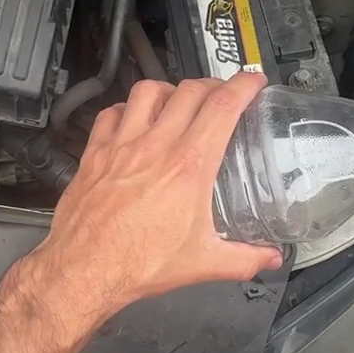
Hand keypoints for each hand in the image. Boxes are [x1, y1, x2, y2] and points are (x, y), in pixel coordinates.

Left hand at [18, 73, 282, 323]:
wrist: (83, 272)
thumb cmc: (136, 264)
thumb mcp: (204, 263)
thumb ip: (245, 259)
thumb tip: (270, 257)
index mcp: (188, 167)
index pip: (222, 107)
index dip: (243, 85)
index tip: (253, 81)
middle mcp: (155, 147)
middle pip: (189, 90)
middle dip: (213, 84)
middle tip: (222, 94)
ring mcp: (122, 146)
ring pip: (148, 91)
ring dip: (170, 89)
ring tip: (179, 101)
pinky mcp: (95, 153)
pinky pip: (111, 113)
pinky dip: (127, 108)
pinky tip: (135, 119)